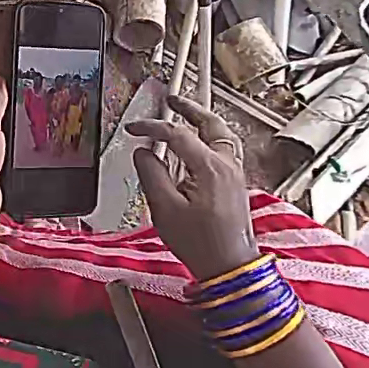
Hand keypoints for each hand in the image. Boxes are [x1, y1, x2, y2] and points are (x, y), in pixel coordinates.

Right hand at [127, 96, 255, 279]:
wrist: (230, 268)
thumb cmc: (199, 242)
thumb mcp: (164, 208)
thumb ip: (151, 174)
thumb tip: (143, 153)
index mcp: (211, 168)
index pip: (177, 134)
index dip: (152, 127)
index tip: (133, 129)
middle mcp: (228, 166)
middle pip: (212, 124)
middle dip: (190, 109)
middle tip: (172, 100)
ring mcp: (235, 175)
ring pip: (223, 135)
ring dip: (203, 121)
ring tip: (184, 115)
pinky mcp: (234, 184)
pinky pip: (224, 149)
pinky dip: (209, 137)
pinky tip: (195, 143)